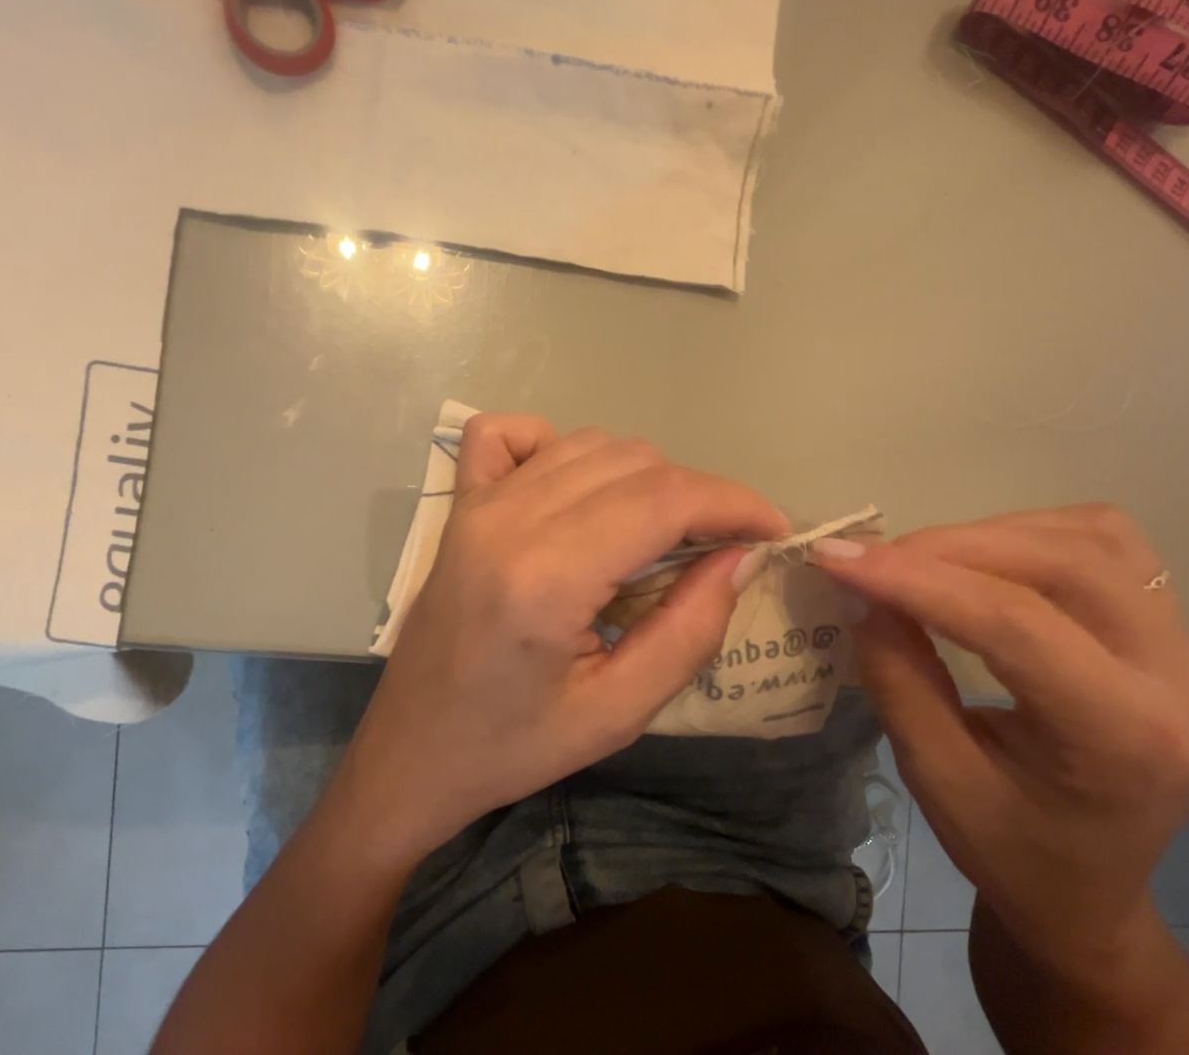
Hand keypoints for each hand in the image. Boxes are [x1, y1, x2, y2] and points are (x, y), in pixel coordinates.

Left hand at [329, 414, 788, 863]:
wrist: (414, 752)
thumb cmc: (514, 746)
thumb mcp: (617, 712)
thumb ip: (688, 631)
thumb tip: (740, 557)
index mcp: (546, 576)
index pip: (663, 498)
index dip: (734, 503)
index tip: (774, 531)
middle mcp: (508, 520)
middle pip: (633, 461)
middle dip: (695, 496)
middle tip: (718, 550)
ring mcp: (475, 506)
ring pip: (585, 444)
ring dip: (640, 477)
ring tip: (658, 535)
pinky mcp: (457, 507)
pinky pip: (508, 436)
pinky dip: (556, 446)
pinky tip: (576, 494)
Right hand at [809, 505, 1188, 972]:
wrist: (1088, 893)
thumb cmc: (1009, 852)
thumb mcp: (937, 778)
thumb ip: (900, 678)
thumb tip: (863, 592)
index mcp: (1127, 739)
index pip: (1017, 623)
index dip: (918, 580)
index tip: (839, 558)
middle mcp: (1185, 684)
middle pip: (1066, 563)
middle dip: (952, 547)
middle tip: (874, 559)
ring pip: (1093, 539)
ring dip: (993, 535)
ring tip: (921, 562)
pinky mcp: (1181, 638)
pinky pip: (1110, 548)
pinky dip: (1033, 537)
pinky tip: (984, 564)